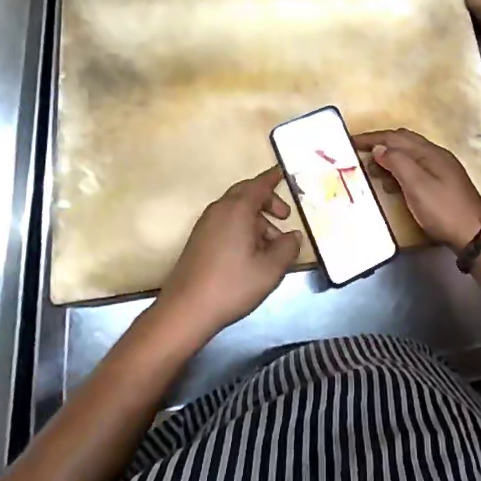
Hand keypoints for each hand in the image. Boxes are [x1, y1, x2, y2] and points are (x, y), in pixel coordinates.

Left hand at [155, 168, 302, 335]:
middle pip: (245, 195)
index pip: (258, 185)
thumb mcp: (270, 269)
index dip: (272, 179)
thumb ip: (287, 248)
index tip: (283, 173)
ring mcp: (205, 224)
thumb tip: (293, 236)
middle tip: (285, 216)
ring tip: (273, 245)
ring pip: (236, 211)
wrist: (187, 308)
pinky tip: (252, 254)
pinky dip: (242, 229)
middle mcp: (219, 210)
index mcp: (236, 210)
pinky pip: (226, 223)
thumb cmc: (233, 284)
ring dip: (256, 220)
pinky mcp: (199, 240)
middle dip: (267, 201)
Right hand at [353, 129, 480, 249]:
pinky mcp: (442, 184)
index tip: (350, 141)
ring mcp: (441, 169)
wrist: (475, 235)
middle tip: (360, 155)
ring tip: (372, 172)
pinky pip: (414, 169)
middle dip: (380, 145)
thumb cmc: (443, 209)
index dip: (371, 138)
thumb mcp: (416, 185)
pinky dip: (398, 172)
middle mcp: (435, 156)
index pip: (395, 137)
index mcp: (429, 152)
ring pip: (408, 156)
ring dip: (388, 160)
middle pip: (403, 142)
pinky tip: (392, 186)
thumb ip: (397, 162)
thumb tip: (379, 148)